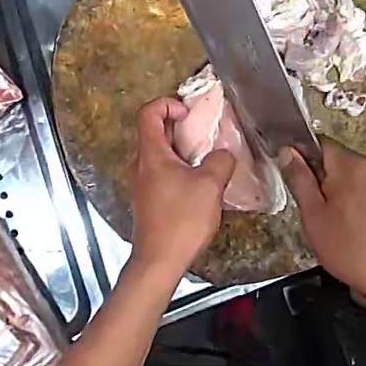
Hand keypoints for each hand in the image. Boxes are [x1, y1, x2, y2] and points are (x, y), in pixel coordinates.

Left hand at [129, 97, 236, 278]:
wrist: (159, 261)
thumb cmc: (181, 220)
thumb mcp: (210, 185)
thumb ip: (220, 161)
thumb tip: (223, 155)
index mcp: (151, 154)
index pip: (148, 113)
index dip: (167, 104)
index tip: (188, 114)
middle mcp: (142, 165)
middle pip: (154, 132)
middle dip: (179, 126)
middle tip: (203, 132)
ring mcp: (144, 184)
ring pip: (161, 154)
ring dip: (182, 150)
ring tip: (207, 157)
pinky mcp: (150, 200)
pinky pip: (164, 173)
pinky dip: (181, 168)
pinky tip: (201, 183)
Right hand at [279, 139, 365, 313]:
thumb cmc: (351, 249)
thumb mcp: (314, 215)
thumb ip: (299, 179)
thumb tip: (288, 152)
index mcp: (350, 165)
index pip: (318, 142)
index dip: (300, 156)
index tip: (292, 178)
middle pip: (333, 160)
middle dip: (317, 178)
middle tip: (309, 207)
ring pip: (347, 177)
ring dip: (333, 192)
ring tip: (328, 221)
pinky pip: (362, 191)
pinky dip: (350, 202)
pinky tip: (347, 227)